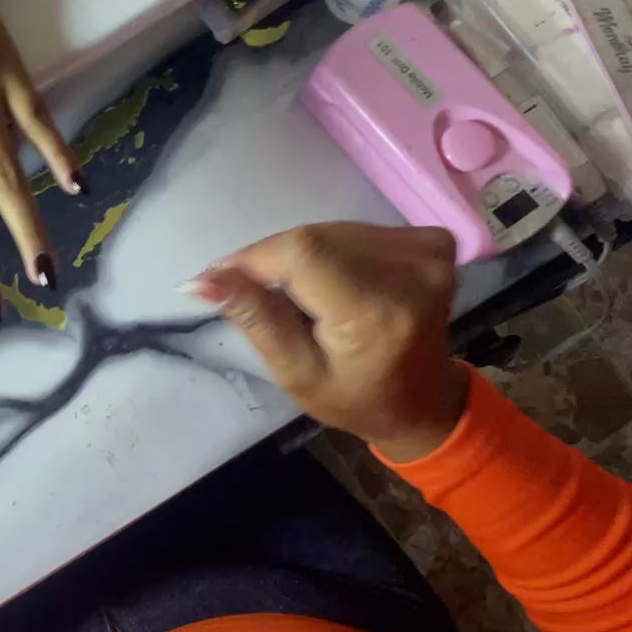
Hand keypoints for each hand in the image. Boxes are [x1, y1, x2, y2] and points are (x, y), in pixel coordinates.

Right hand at [184, 223, 469, 461]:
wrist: (422, 401)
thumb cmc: (351, 398)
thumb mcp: (293, 371)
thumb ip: (254, 318)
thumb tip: (199, 281)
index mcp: (376, 313)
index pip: (302, 253)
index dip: (253, 258)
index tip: (219, 278)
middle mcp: (411, 272)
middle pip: (313, 237)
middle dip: (270, 259)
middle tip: (250, 291)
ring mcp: (427, 251)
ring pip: (330, 230)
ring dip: (298, 254)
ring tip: (292, 293)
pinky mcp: (432, 240)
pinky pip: (355, 230)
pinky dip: (328, 250)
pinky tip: (328, 280)